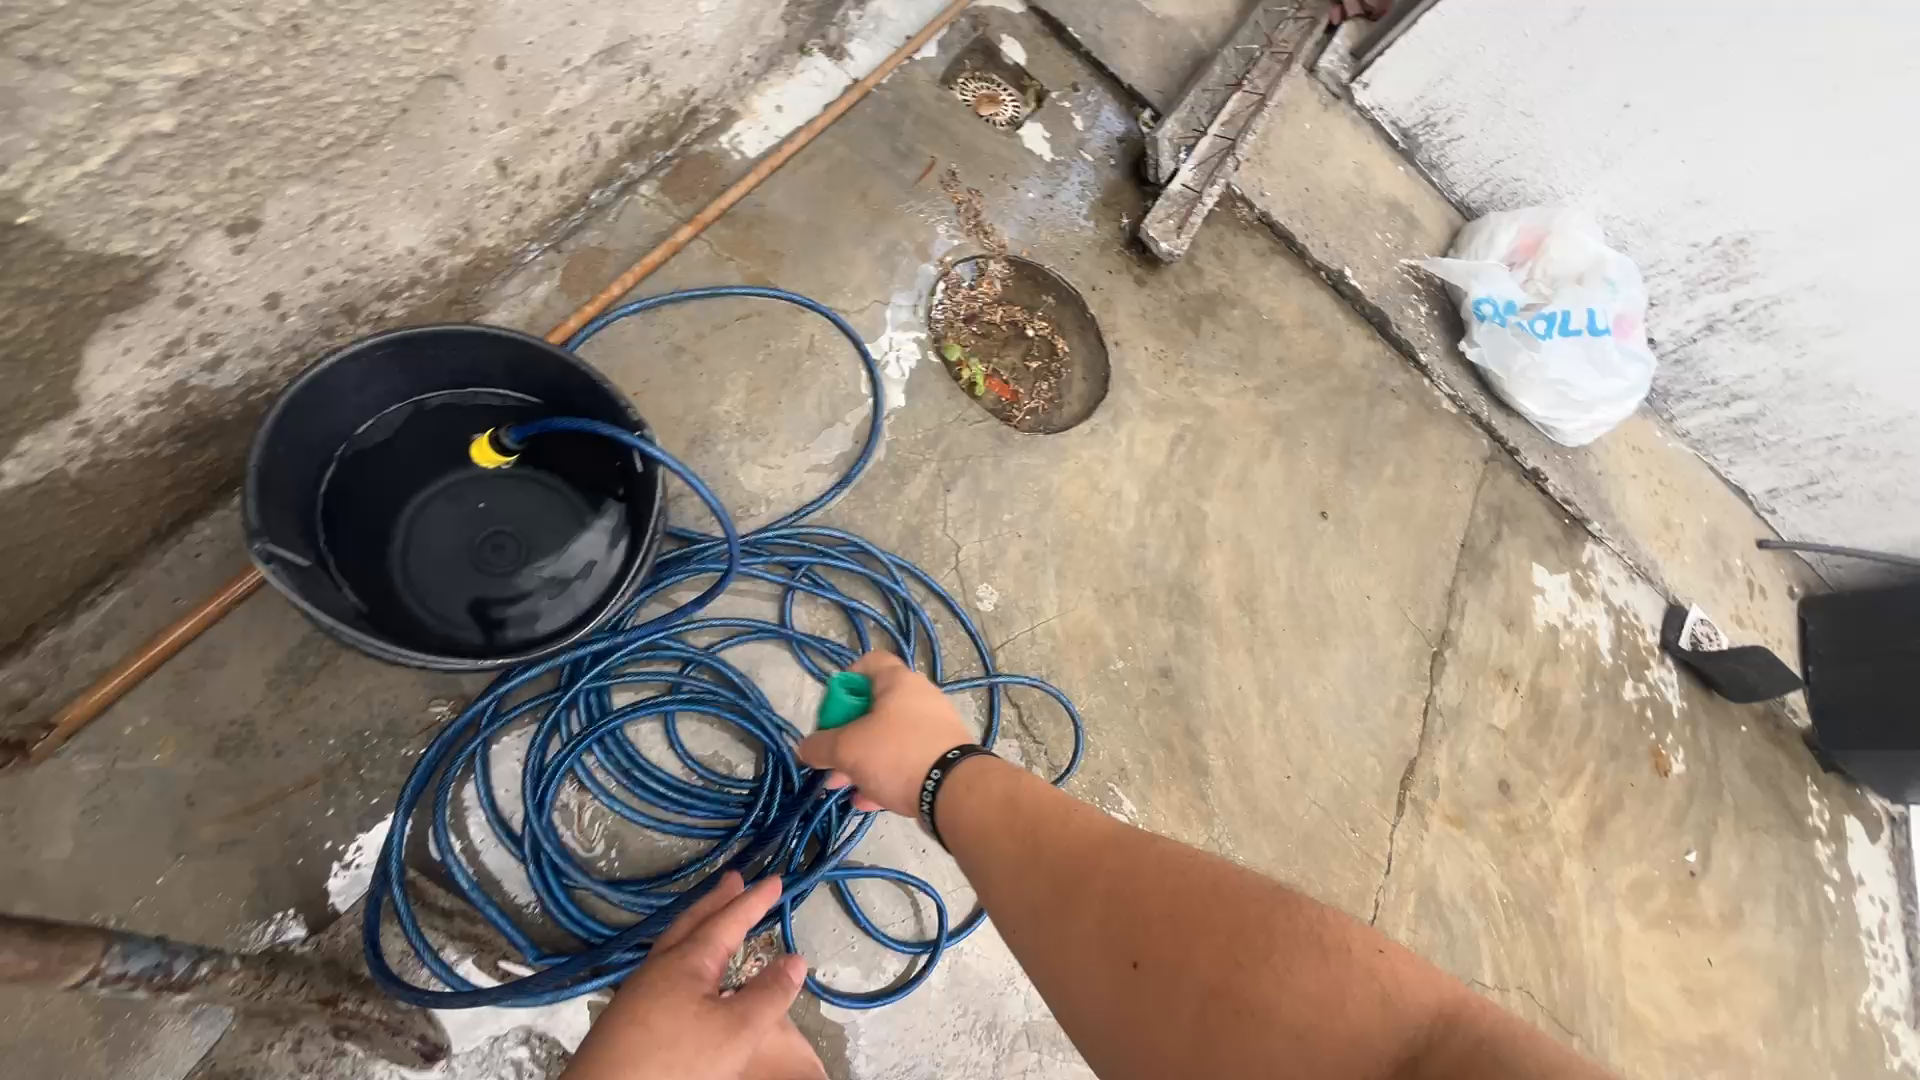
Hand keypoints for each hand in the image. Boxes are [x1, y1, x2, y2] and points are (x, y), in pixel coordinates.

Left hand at [562, 872, 822, 1079]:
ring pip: (673, 944)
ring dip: (697, 924)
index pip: (729, 920)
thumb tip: (796, 959)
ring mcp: (636, 993)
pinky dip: (682, 952)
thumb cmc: (672, 1064)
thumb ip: (768, 996)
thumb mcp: (735, 1033)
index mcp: (688, 961)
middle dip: (717, 900)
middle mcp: (659, 968)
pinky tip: (682, 976)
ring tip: (710, 918)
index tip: (775, 879)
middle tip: (734, 879)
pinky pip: (662, 967)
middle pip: (693, 922)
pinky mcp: (623, 1021)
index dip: (755, 900)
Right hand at [797, 651, 974, 815]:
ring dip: (862, 760)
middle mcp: (919, 697)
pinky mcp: (942, 756)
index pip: (869, 662)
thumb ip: (820, 746)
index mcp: (898, 681)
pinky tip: (867, 801)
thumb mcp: (847, 748)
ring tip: (841, 786)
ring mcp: (933, 727)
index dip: (845, 681)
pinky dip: (885, 775)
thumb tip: (804, 748)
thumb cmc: (897, 754)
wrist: (954, 790)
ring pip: (888, 738)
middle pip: (875, 707)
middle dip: (846, 734)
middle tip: (830, 758)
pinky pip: (906, 760)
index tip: (831, 709)